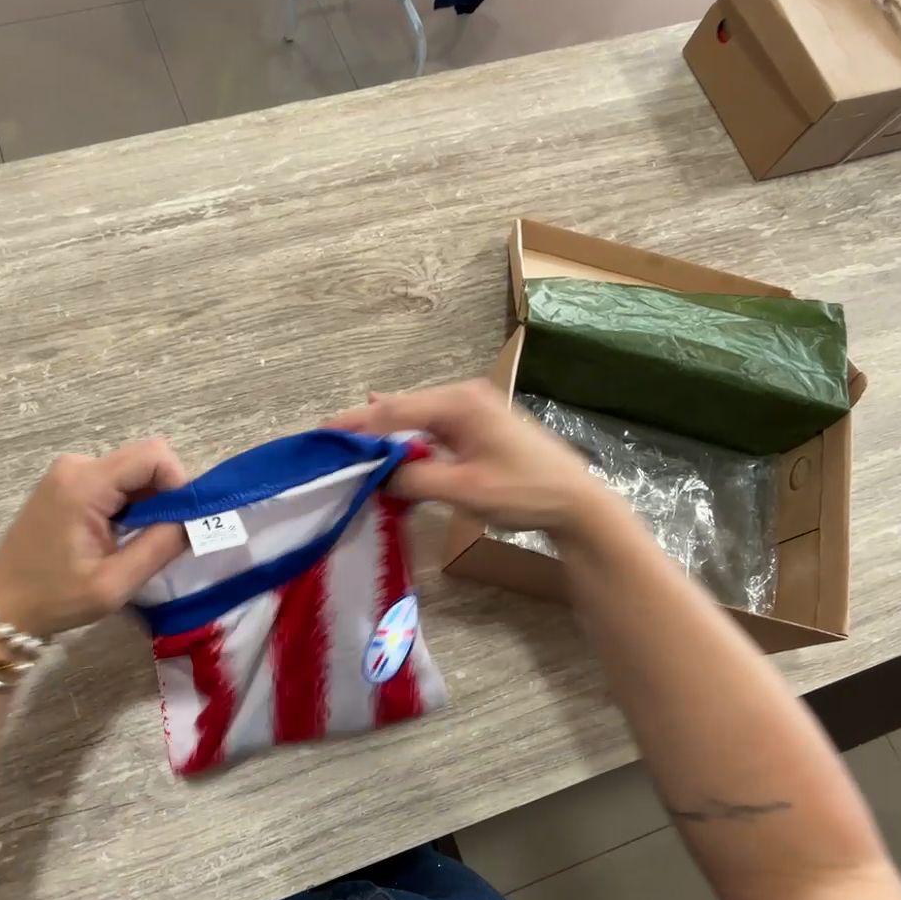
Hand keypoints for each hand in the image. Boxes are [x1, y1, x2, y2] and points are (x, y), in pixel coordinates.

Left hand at [0, 439, 190, 643]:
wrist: (2, 605)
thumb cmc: (56, 599)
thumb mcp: (116, 583)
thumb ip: (161, 546)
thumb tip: (199, 520)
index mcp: (85, 484)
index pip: (154, 456)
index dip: (180, 484)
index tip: (183, 523)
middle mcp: (77, 465)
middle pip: (145, 460)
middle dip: (167, 496)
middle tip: (164, 539)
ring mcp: (69, 471)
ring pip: (134, 471)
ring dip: (149, 503)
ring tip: (137, 544)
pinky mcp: (67, 482)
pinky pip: (116, 481)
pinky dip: (131, 504)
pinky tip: (121, 537)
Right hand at [326, 381, 615, 539]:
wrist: (577, 502)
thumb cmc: (524, 492)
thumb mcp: (464, 490)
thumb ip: (415, 479)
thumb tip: (378, 475)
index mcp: (460, 403)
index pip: (394, 410)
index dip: (356, 423)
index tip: (323, 434)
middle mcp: (465, 396)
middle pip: (402, 408)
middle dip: (367, 424)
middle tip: (330, 441)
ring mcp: (474, 409)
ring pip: (416, 416)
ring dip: (387, 431)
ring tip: (350, 440)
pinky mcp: (480, 425)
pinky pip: (433, 425)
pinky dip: (409, 435)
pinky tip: (391, 435)